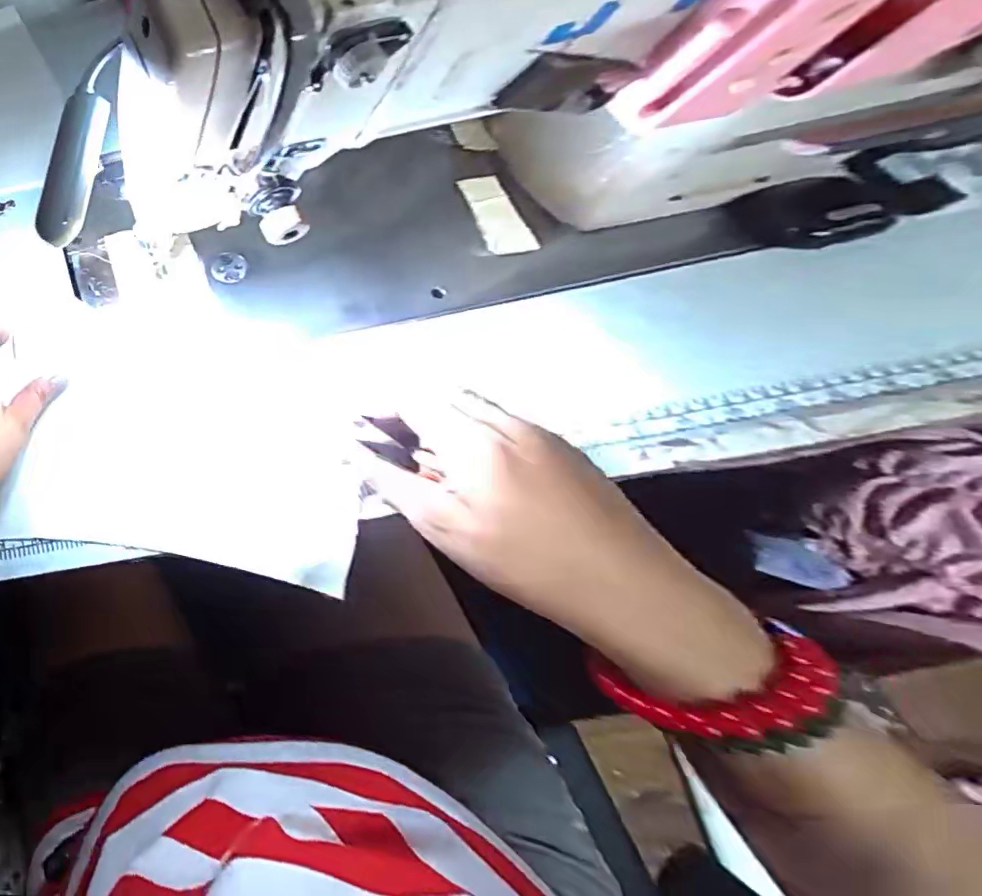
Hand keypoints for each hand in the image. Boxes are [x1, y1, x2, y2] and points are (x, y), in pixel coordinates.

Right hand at [354, 392, 774, 701]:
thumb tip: (352, 448)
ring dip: (443, 422)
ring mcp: (540, 431)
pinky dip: (476, 434)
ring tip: (435, 465)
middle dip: (410, 414)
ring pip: (475, 408)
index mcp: (472, 435)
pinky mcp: (563, 448)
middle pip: (442, 395)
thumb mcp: (442, 526)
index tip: (361, 435)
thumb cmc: (522, 561)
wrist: (629, 587)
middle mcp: (505, 420)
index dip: (380, 411)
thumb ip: (391, 481)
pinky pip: (504, 424)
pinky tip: (481, 476)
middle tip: (394, 451)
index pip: (410, 398)